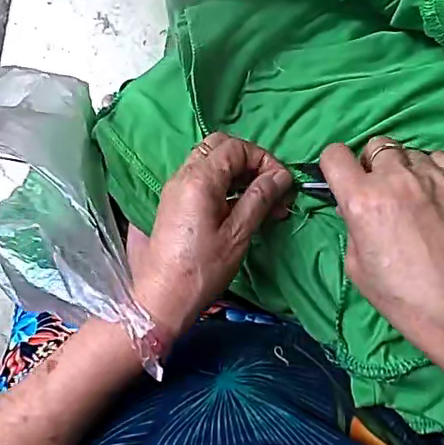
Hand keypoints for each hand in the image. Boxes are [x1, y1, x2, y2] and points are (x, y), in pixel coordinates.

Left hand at [131, 132, 293, 335]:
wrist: (162, 297)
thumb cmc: (201, 269)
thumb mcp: (238, 234)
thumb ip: (260, 198)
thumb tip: (281, 176)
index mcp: (199, 179)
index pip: (236, 147)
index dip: (264, 159)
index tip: (281, 183)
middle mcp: (183, 175)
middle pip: (220, 147)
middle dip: (250, 161)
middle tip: (271, 187)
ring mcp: (175, 188)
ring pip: (210, 161)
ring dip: (238, 173)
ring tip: (262, 201)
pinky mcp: (174, 202)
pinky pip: (202, 178)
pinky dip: (224, 183)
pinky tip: (241, 208)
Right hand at [320, 137, 443, 371]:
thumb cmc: (406, 298)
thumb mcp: (357, 268)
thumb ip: (352, 228)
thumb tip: (355, 209)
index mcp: (363, 199)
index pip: (335, 155)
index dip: (336, 168)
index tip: (344, 182)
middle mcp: (397, 178)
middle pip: (376, 146)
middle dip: (373, 166)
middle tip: (382, 193)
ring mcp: (434, 176)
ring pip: (409, 152)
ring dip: (405, 169)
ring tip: (414, 198)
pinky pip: (440, 159)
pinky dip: (434, 171)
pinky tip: (437, 196)